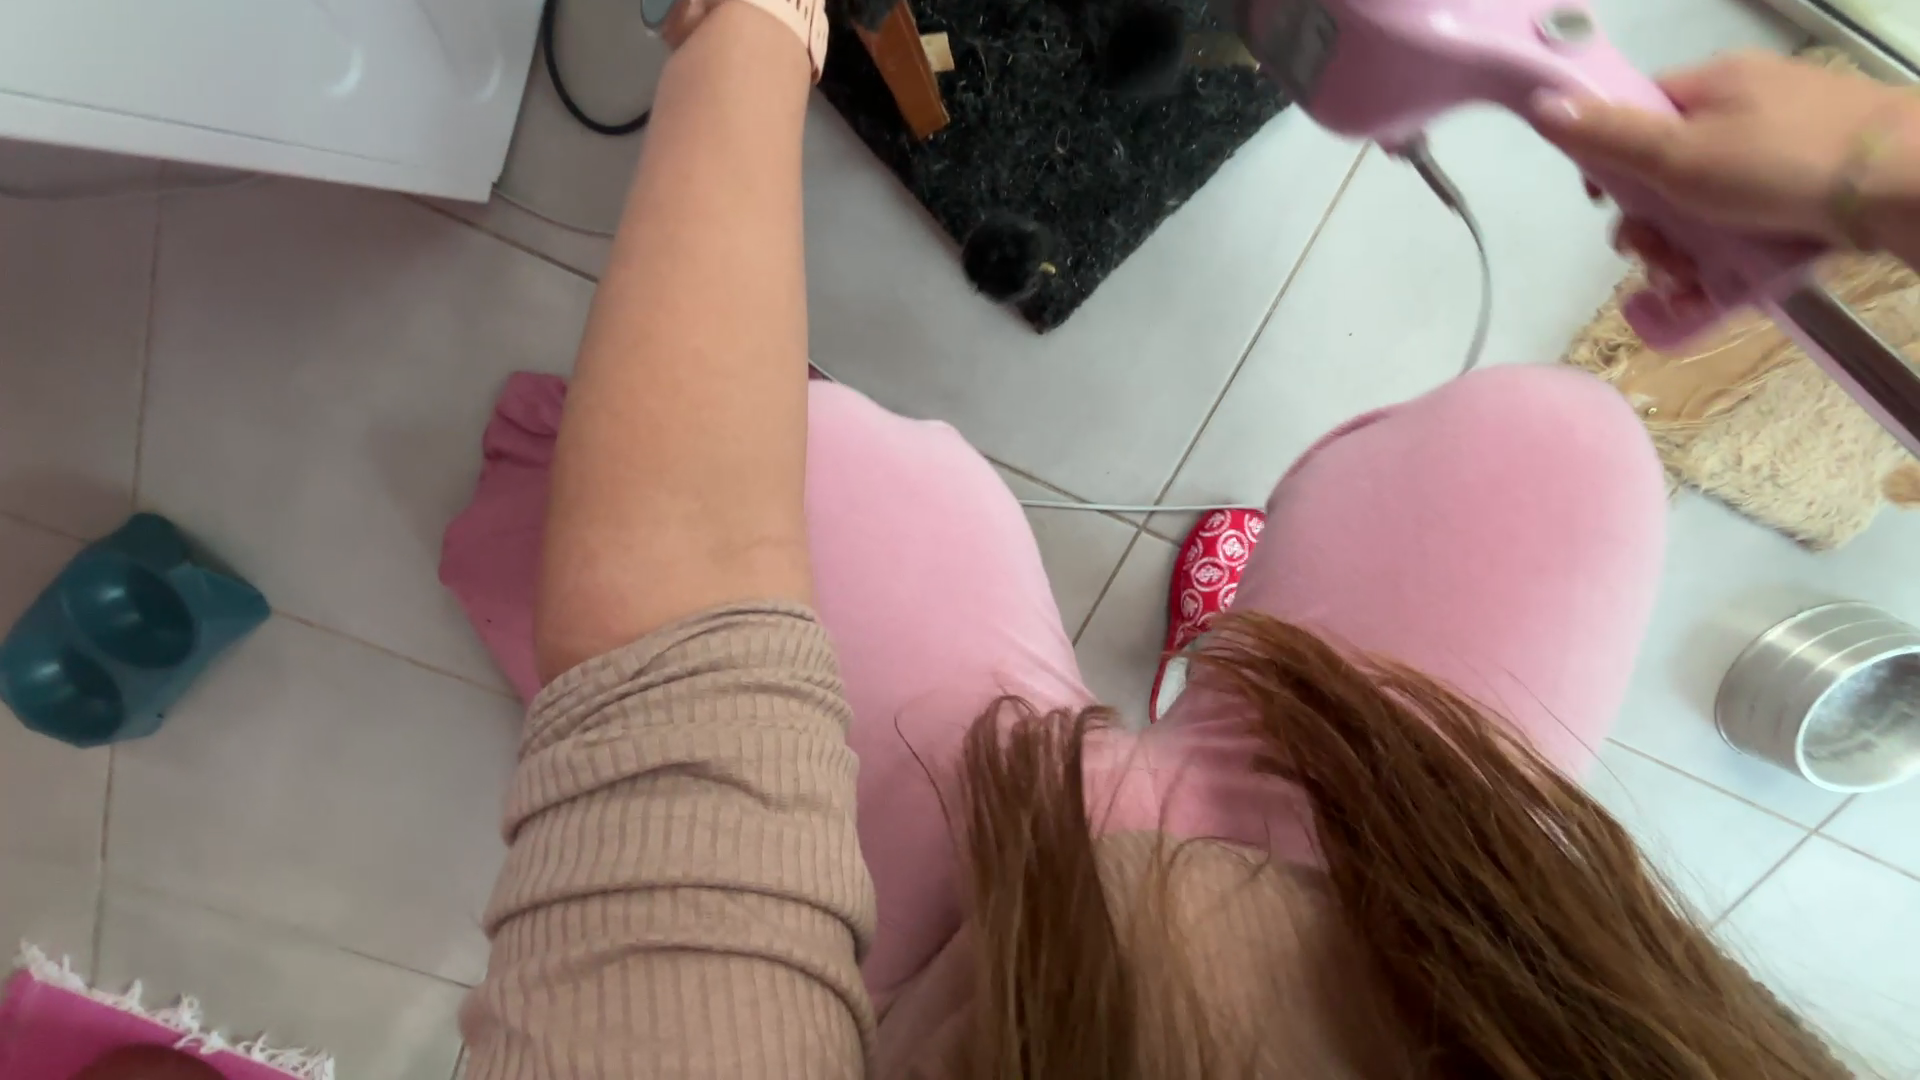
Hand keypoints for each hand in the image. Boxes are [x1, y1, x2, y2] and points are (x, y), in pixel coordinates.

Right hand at [1533, 52, 1906, 297]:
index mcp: (1712, 87)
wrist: (1904, 186)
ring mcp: (1771, 152)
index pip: (1634, 114)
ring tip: (1684, 273)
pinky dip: (1709, 254)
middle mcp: (1741, 112)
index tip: (1604, 200)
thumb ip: (1606, 134)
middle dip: (1641, 222)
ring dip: (1671, 248)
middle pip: (1656, 171)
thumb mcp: (1675, 152)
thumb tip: (1543, 103)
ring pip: (1689, 204)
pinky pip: (1728, 221)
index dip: (1607, 159)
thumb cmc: (1781, 161)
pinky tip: (1706, 278)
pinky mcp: (1795, 188)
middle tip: (1650, 249)